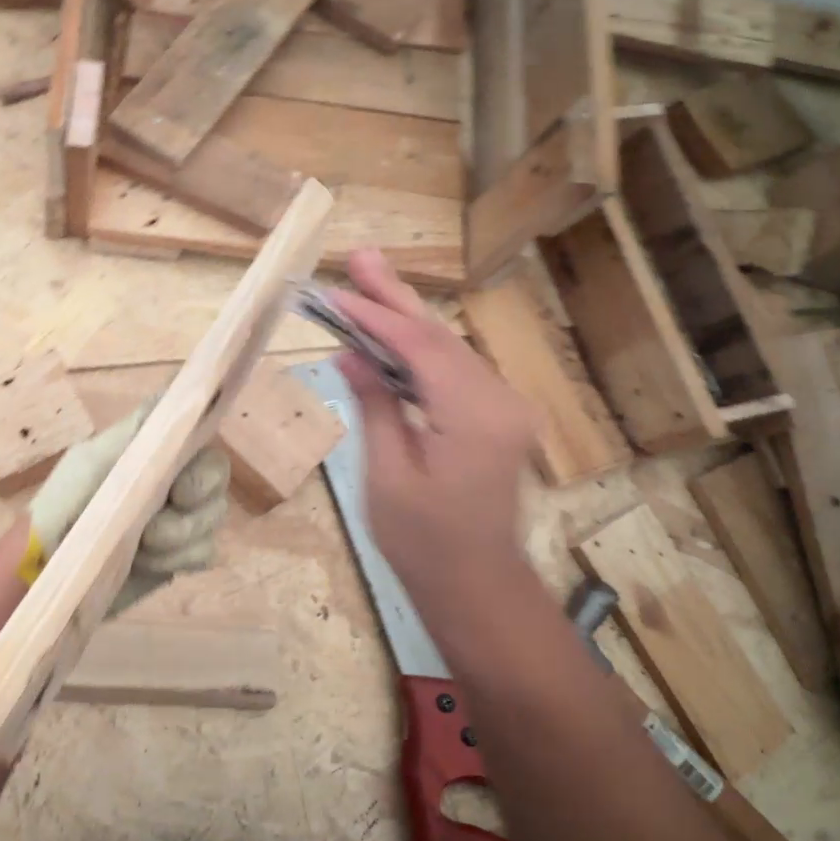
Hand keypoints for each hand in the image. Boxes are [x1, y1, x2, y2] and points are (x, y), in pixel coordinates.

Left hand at [25, 397, 230, 614]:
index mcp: (149, 449)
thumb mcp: (91, 464)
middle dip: (193, 506)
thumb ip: (135, 432)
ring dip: (178, 537)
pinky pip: (206, 551)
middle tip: (153, 527)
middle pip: (217, 477)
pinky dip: (179, 559)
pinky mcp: (179, 556)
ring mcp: (179, 517)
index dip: (200, 461)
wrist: (46, 575)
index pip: (198, 434)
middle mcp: (170, 477)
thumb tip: (173, 385)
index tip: (178, 487)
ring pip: (214, 517)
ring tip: (139, 548)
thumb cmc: (61, 511)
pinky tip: (146, 563)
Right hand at [332, 249, 538, 598]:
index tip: (335, 292)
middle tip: (361, 256)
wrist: (476, 584)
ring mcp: (504, 407)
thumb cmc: (424, 542)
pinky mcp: (496, 417)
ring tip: (367, 281)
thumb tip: (352, 355)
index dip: (375, 316)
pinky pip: (452, 371)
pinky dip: (417, 349)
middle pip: (440, 337)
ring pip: (447, 349)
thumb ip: (376, 406)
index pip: (419, 348)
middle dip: (395, 297)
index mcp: (476, 416)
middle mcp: (501, 400)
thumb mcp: (388, 474)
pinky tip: (389, 332)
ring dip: (405, 317)